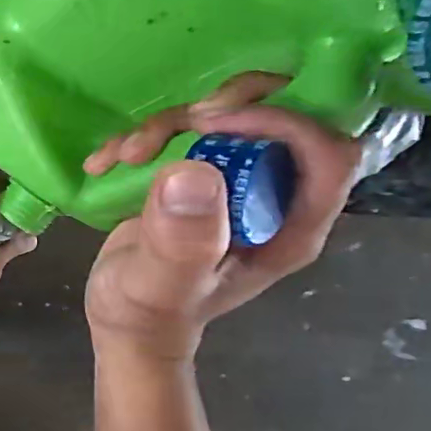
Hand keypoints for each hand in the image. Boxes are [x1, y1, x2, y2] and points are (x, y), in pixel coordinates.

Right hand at [83, 73, 361, 360]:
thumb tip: (194, 171)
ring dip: (169, 124)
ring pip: (226, 116)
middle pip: (280, 117)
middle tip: (176, 126)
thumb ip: (180, 242)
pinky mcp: (199, 176)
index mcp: (288, 226)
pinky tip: (106, 162)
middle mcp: (272, 196)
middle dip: (222, 110)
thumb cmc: (147, 311)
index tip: (212, 125)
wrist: (123, 320)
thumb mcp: (158, 285)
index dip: (280, 123)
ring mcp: (235, 182)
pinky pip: (185, 131)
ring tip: (125, 157)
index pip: (325, 152)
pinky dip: (143, 136)